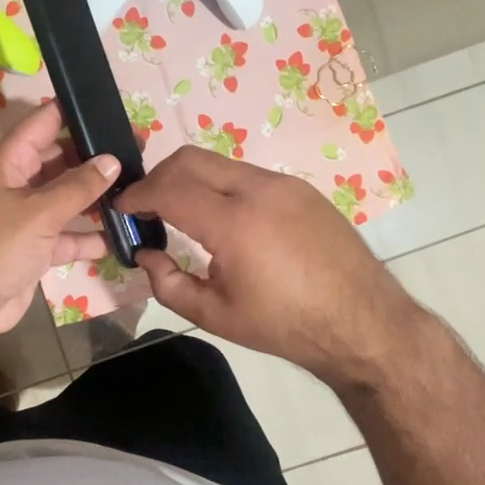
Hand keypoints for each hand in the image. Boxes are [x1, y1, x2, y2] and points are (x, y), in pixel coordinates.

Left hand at [0, 102, 118, 340]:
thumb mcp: (39, 213)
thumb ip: (78, 186)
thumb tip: (112, 160)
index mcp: (9, 162)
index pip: (43, 122)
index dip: (73, 110)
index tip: (109, 104)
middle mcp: (18, 183)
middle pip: (60, 159)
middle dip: (94, 155)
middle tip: (137, 148)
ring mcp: (27, 216)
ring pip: (67, 197)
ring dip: (96, 196)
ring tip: (138, 187)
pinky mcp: (36, 247)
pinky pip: (68, 234)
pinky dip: (90, 235)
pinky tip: (124, 235)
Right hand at [115, 146, 428, 390]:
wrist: (363, 324)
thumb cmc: (285, 325)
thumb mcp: (215, 316)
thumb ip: (168, 283)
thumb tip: (146, 254)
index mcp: (234, 223)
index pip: (168, 190)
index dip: (137, 195)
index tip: (121, 207)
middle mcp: (258, 190)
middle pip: (190, 159)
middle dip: (158, 176)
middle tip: (145, 204)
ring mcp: (284, 185)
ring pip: (220, 163)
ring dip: (191, 179)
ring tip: (181, 211)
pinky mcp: (302, 189)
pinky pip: (248, 175)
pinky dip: (221, 185)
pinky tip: (223, 218)